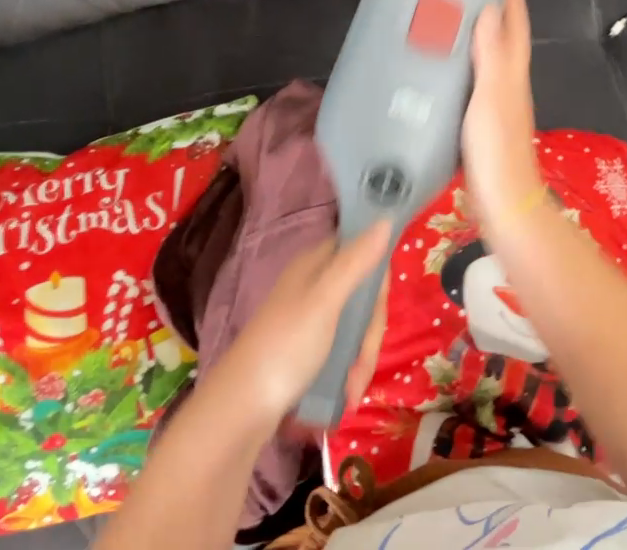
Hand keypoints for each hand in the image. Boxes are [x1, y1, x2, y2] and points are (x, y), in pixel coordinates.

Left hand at [211, 224, 391, 421]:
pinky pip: (342, 348)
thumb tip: (385, 219)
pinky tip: (346, 393)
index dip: (377, 276)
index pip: (360, 250)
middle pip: (362, 294)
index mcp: (315, 266)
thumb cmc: (285, 347)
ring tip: (352, 388)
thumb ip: (355, 262)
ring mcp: (310, 319)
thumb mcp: (325, 301)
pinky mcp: (308, 348)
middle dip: (370, 330)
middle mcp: (313, 286)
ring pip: (355, 325)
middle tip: (364, 359)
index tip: (379, 306)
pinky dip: (349, 369)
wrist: (241, 408)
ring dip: (361, 356)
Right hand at [463, 0, 542, 219]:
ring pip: (493, 66)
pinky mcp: (484, 129)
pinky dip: (467, 73)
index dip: (515, 5)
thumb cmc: (497, 147)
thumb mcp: (491, 95)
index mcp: (512, 77)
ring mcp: (498, 110)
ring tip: (459, 28)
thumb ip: (491, 54)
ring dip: (482, 45)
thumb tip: (491, 8)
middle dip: (498, 19)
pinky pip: (477, 89)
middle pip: (506, 46)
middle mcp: (509, 89)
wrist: (502, 201)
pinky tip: (450, 77)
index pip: (515, 32)